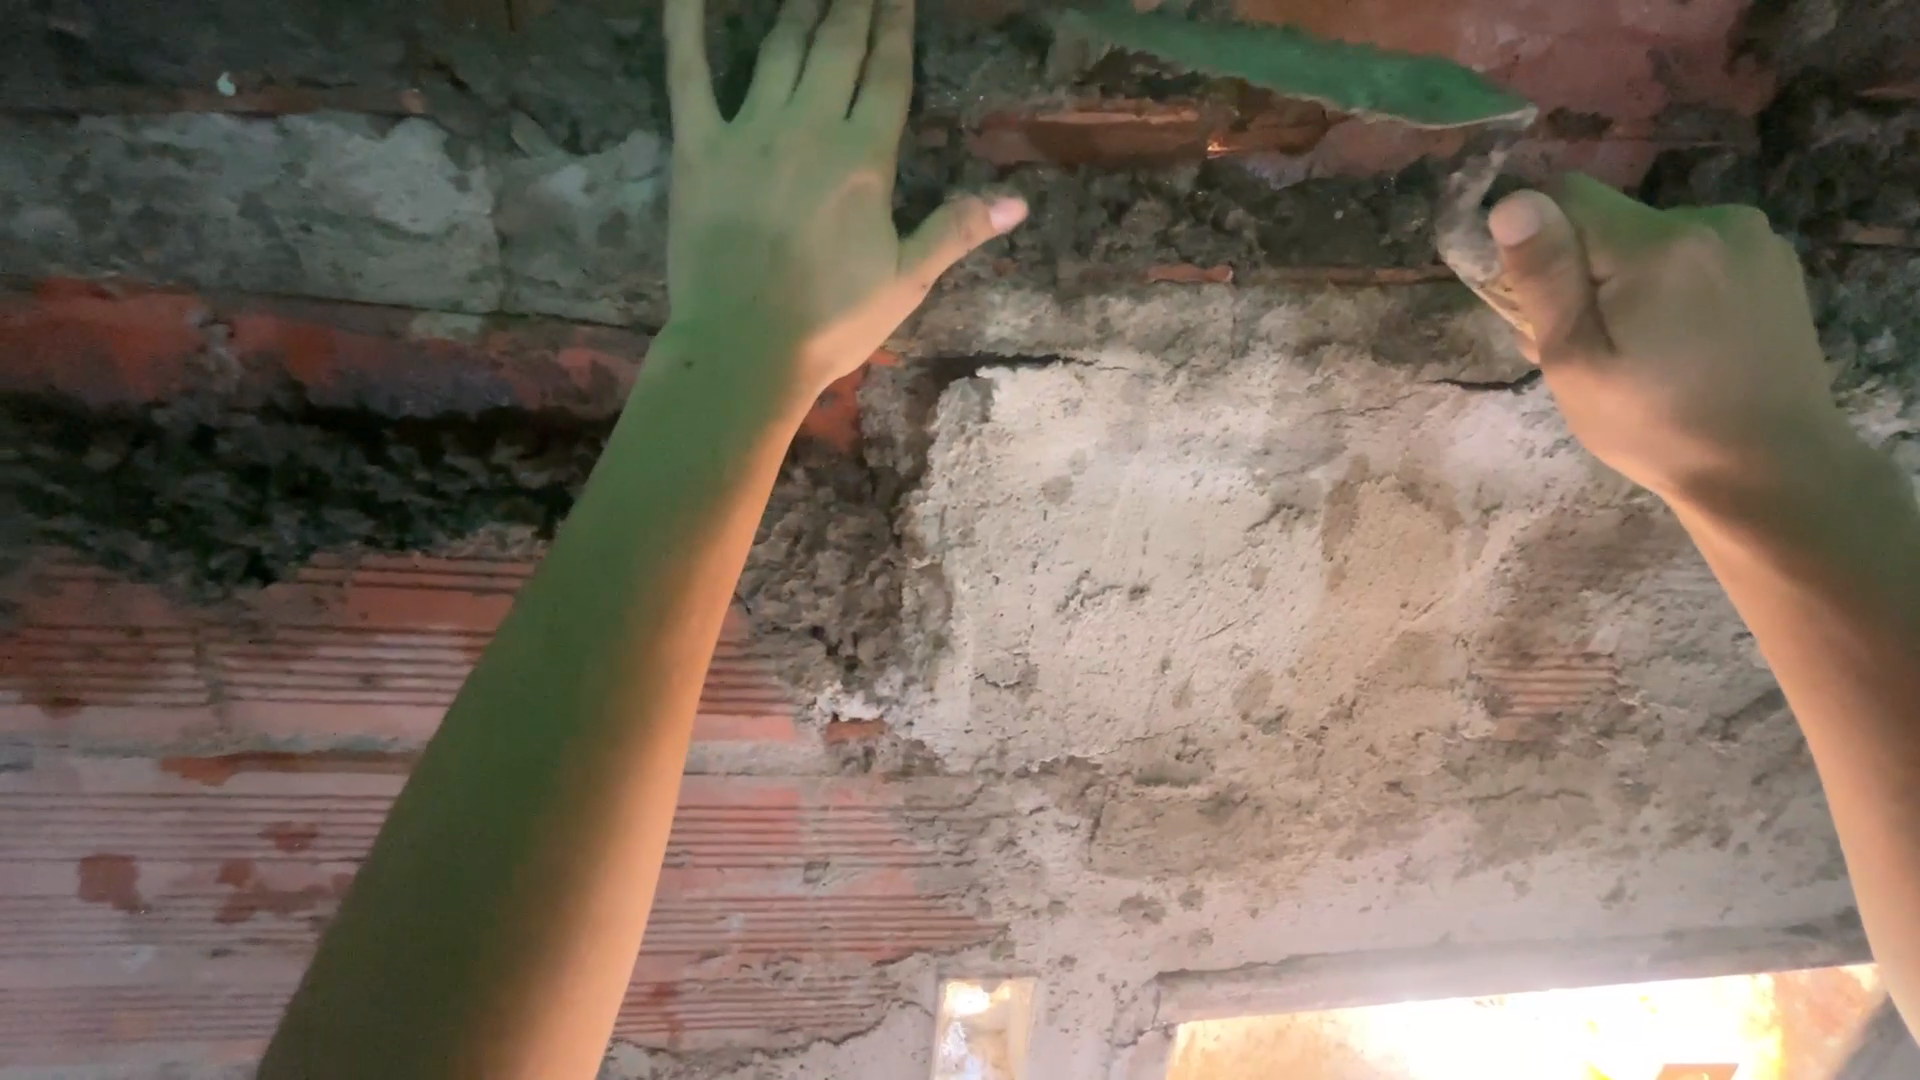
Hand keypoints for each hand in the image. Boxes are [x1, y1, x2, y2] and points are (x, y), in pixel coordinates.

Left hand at [663, 0, 1026, 397]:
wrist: (746, 348)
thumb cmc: (833, 322)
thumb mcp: (906, 282)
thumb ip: (956, 230)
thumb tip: (1020, 203)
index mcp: (864, 159)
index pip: (887, 75)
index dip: (895, 26)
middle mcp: (809, 127)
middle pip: (836, 47)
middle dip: (853, 4)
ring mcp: (749, 131)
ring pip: (778, 47)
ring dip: (799, 7)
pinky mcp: (697, 147)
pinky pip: (686, 72)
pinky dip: (685, 25)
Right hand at [1488, 176, 1847, 508]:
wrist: (1767, 465)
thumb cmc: (1648, 422)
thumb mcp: (1573, 358)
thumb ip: (1543, 277)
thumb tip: (1511, 201)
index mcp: (1658, 244)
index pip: (1563, 195)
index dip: (1526, 235)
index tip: (1518, 295)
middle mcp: (1713, 221)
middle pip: (1604, 221)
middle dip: (1570, 271)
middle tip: (1567, 345)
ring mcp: (1751, 239)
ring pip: (1642, 239)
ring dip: (1612, 281)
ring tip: (1618, 349)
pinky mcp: (1768, 263)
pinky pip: (1684, 256)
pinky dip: (1655, 287)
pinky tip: (1664, 341)